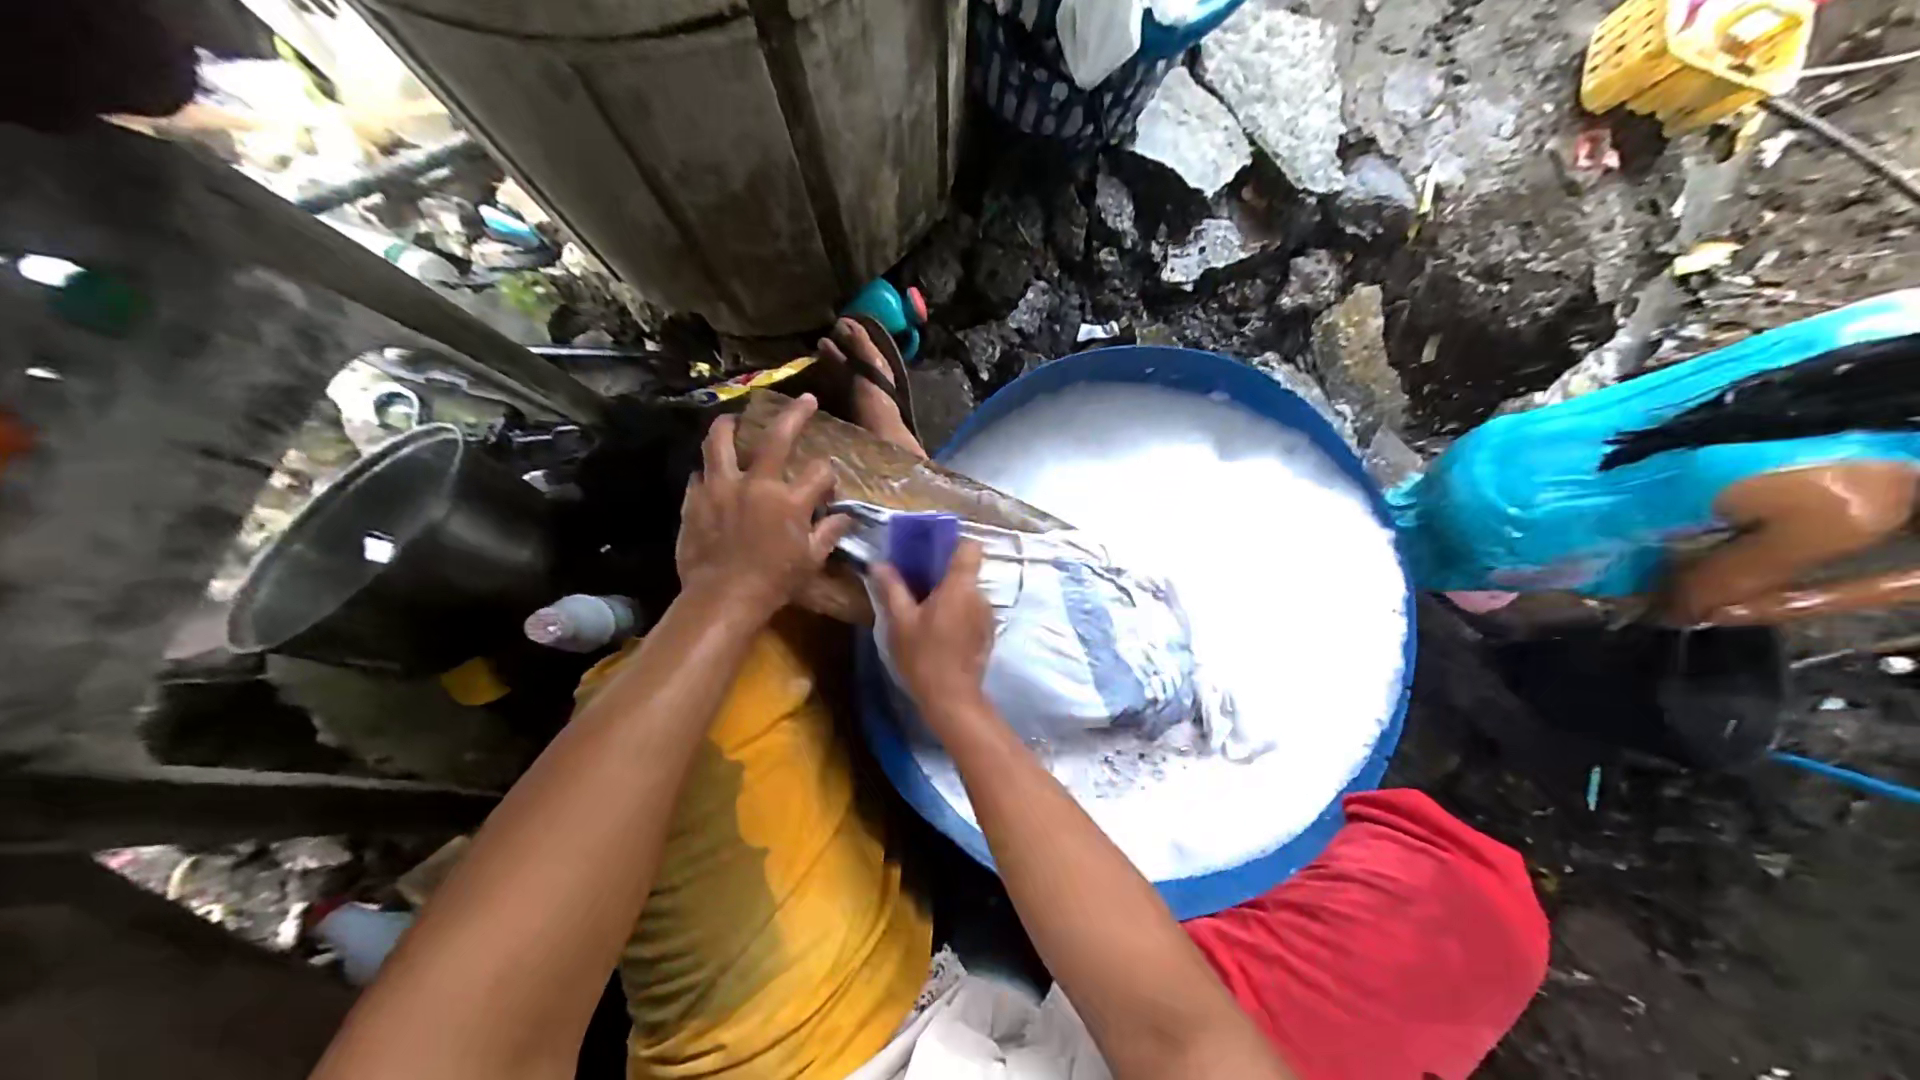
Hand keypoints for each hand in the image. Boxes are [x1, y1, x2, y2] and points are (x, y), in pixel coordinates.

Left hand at [676, 394, 852, 621]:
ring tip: (731, 418)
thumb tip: (845, 517)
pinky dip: (707, 471)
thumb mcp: (811, 561)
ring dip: (728, 425)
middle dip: (794, 414)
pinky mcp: (695, 499)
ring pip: (721, 441)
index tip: (827, 482)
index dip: (828, 474)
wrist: (723, 597)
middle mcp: (757, 484)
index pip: (819, 471)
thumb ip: (828, 533)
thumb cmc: (774, 582)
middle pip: (777, 437)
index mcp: (790, 500)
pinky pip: (699, 475)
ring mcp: (721, 488)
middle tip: (804, 399)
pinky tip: (710, 474)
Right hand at [874, 541, 995, 727]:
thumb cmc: (923, 656)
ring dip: (951, 596)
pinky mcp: (988, 633)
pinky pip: (973, 610)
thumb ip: (892, 589)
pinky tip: (940, 630)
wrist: (952, 698)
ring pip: (969, 592)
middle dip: (944, 574)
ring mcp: (987, 615)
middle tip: (918, 585)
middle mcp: (979, 595)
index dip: (953, 543)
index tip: (932, 550)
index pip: (970, 547)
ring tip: (926, 611)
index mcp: (960, 586)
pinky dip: (959, 613)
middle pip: (966, 571)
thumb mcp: (900, 622)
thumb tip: (880, 564)